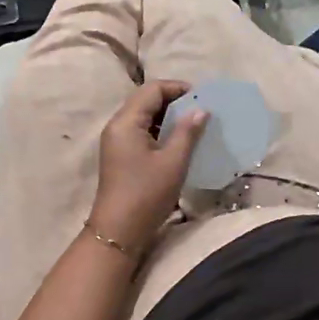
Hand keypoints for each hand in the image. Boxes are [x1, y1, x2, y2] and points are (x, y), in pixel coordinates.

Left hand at [89, 80, 208, 252]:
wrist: (119, 231)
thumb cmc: (146, 193)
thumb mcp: (173, 162)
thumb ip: (187, 132)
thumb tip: (201, 109)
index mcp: (126, 122)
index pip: (152, 89)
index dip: (177, 88)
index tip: (202, 98)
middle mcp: (117, 126)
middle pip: (146, 100)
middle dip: (174, 102)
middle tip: (201, 111)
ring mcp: (116, 141)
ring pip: (143, 117)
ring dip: (168, 118)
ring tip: (194, 126)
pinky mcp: (120, 155)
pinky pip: (141, 133)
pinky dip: (159, 132)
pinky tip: (179, 142)